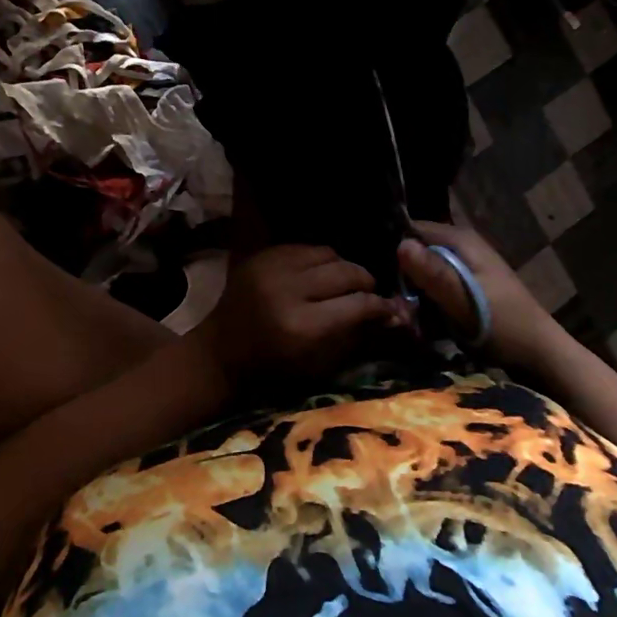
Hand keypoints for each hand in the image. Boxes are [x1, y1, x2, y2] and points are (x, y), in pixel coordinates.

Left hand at [194, 245, 401, 383]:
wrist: (219, 352)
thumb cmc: (273, 369)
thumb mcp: (320, 363)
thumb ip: (357, 335)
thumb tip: (396, 315)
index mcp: (302, 326)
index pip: (358, 304)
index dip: (381, 306)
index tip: (392, 309)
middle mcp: (287, 291)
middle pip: (347, 272)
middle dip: (366, 283)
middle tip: (370, 294)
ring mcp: (271, 269)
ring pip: (329, 254)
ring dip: (343, 268)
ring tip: (345, 283)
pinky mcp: (262, 257)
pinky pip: (306, 248)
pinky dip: (319, 261)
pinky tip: (320, 275)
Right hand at [397, 221, 565, 369]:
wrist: (538, 353)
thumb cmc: (503, 324)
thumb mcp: (463, 300)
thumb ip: (433, 273)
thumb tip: (400, 244)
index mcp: (461, 240)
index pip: (411, 230)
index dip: (392, 250)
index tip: (378, 278)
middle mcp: (461, 248)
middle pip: (416, 255)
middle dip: (402, 281)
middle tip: (397, 310)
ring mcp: (464, 270)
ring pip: (423, 277)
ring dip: (413, 299)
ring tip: (408, 322)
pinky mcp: (465, 290)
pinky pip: (435, 292)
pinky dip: (427, 307)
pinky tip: (423, 327)